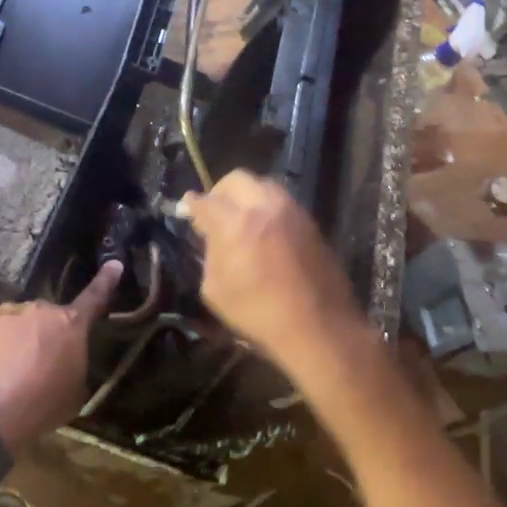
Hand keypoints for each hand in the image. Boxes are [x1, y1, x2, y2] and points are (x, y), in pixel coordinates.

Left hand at [0, 261, 122, 450]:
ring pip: (17, 321)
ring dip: (16, 338)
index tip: (114, 263)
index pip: (94, 298)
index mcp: (71, 326)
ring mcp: (7, 310)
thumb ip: (75, 366)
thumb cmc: (40, 405)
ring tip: (5, 369)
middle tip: (35, 364)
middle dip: (45, 334)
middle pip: (47, 318)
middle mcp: (41, 309)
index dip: (106, 281)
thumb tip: (67, 359)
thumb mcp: (74, 394)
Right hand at [182, 170, 375, 383]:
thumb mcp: (216, 289)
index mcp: (236, 222)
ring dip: (248, 197)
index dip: (192, 204)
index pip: (206, 201)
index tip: (187, 208)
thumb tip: (212, 239)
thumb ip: (210, 255)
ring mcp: (293, 212)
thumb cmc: (259, 312)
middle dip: (220, 192)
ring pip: (264, 186)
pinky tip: (266, 233)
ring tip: (242, 220)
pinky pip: (283, 204)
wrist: (318, 327)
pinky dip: (268, 210)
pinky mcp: (311, 224)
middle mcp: (265, 207)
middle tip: (215, 212)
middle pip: (237, 180)